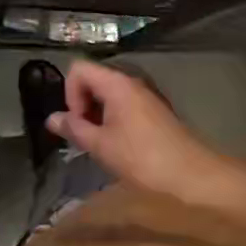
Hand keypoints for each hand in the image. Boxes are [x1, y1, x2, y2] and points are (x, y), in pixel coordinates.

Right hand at [46, 60, 239, 203]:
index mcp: (116, 84)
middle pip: (93, 79)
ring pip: (108, 94)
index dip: (70, 93)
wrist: (194, 176)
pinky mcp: (154, 111)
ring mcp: (145, 95)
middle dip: (82, 105)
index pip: (78, 69)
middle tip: (86, 137)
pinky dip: (113, 120)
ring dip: (97, 115)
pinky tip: (119, 147)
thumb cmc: (144, 159)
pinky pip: (123, 104)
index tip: (78, 123)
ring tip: (101, 145)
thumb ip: (74, 129)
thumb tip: (51, 118)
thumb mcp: (102, 146)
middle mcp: (130, 81)